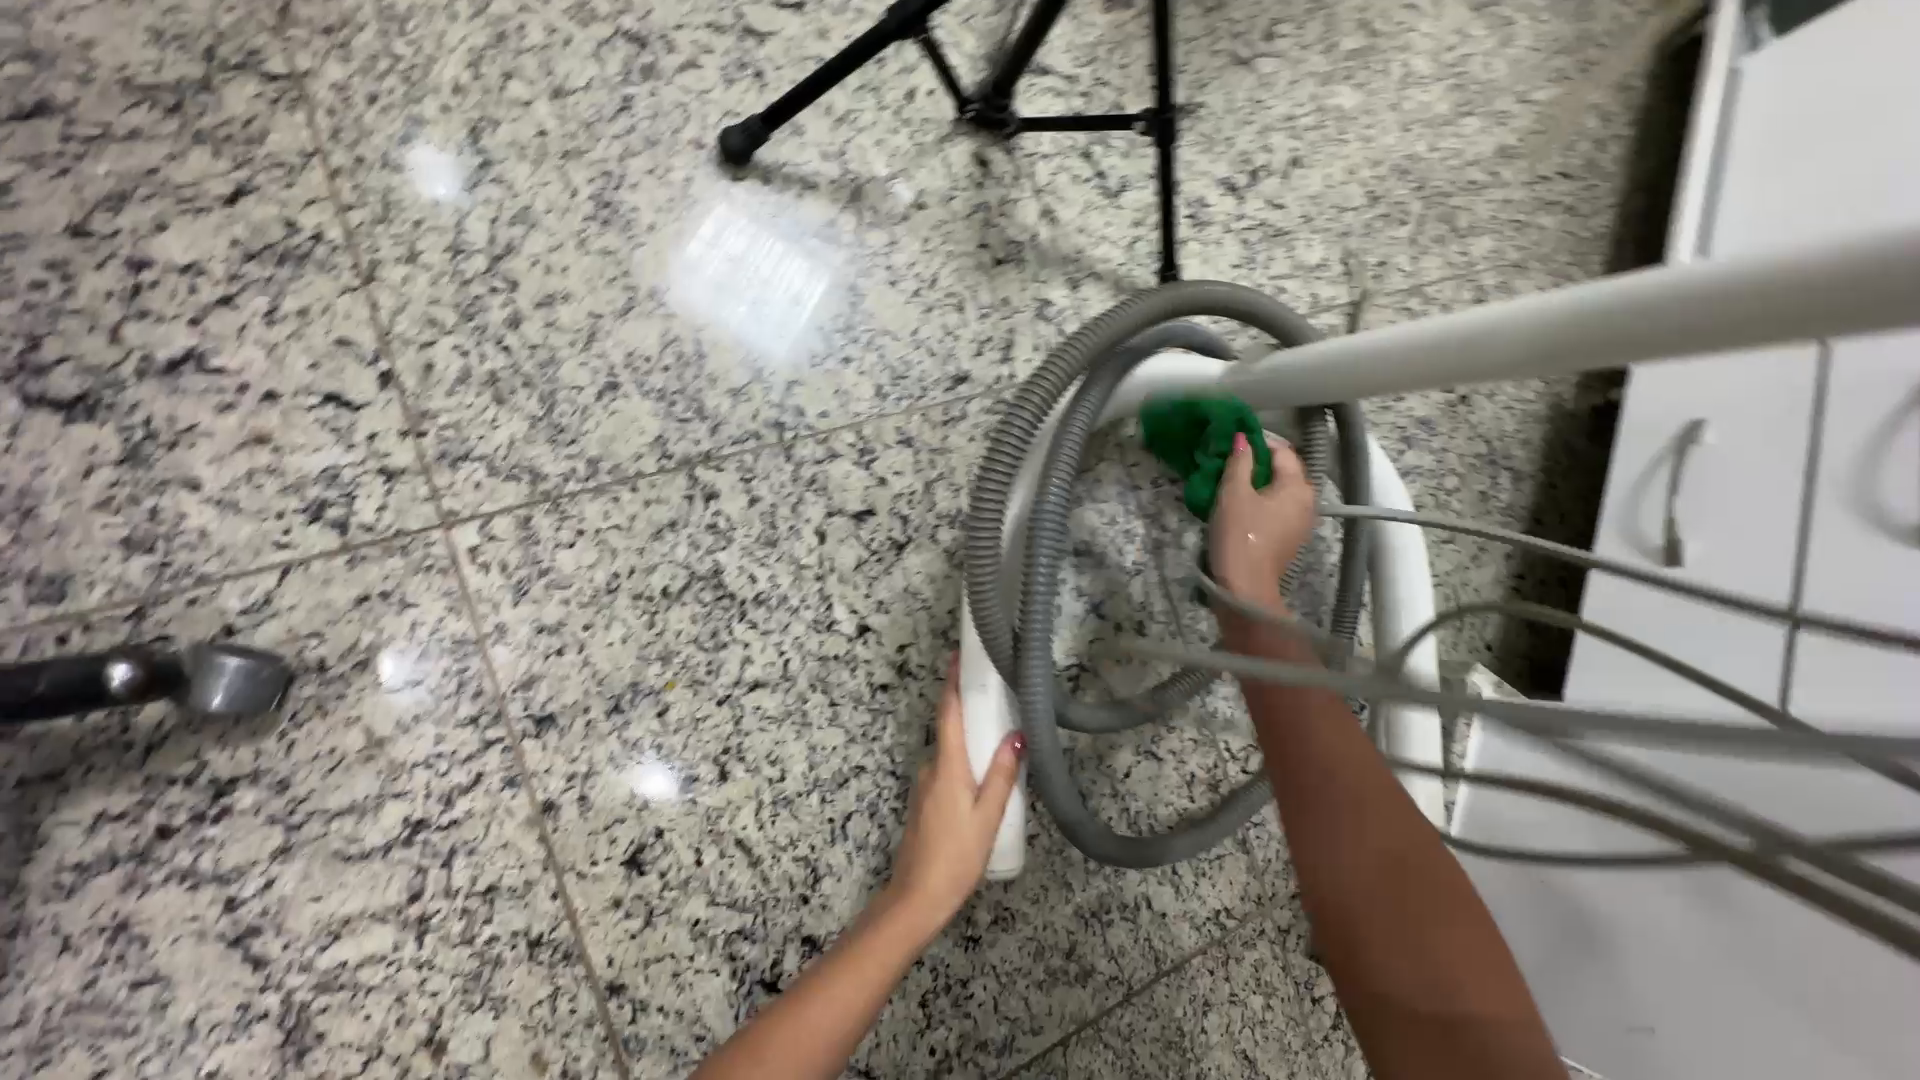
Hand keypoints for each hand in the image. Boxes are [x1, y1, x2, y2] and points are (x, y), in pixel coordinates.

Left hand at [882, 658, 1023, 940]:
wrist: (917, 898)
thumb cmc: (956, 856)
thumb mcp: (988, 815)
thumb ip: (1002, 775)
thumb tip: (1016, 734)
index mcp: (946, 765)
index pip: (948, 712)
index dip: (953, 682)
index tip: (958, 654)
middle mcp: (930, 768)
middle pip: (950, 729)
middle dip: (970, 711)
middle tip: (999, 696)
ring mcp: (923, 786)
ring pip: (950, 754)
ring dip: (971, 743)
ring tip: (1002, 739)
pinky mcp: (924, 803)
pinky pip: (947, 772)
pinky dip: (965, 764)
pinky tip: (985, 778)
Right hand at [1208, 430, 1316, 605]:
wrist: (1245, 588)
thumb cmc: (1239, 535)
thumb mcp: (1233, 493)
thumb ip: (1239, 462)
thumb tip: (1243, 438)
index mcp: (1298, 486)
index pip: (1282, 451)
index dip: (1258, 444)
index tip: (1232, 444)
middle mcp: (1307, 502)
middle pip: (1284, 472)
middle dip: (1258, 465)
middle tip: (1229, 465)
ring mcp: (1301, 523)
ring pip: (1280, 493)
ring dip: (1258, 486)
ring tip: (1231, 486)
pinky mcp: (1290, 540)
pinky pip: (1277, 511)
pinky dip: (1262, 504)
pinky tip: (1240, 509)